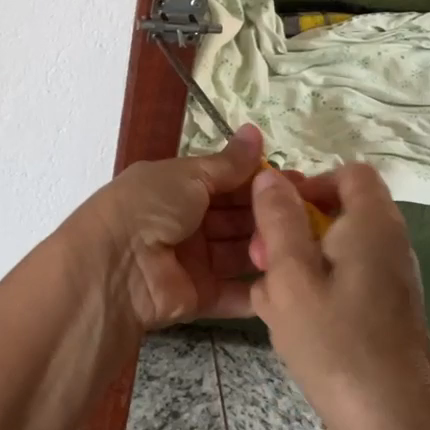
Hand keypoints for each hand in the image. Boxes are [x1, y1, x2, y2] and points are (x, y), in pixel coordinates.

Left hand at [68, 125, 290, 329]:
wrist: (115, 266)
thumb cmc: (149, 207)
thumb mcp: (187, 175)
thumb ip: (227, 163)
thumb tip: (255, 132)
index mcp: (176, 185)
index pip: (226, 180)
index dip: (260, 181)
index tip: (299, 182)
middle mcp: (185, 220)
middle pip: (235, 216)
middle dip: (268, 214)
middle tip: (314, 214)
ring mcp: (192, 260)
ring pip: (239, 252)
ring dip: (267, 248)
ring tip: (307, 244)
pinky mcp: (199, 297)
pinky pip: (235, 293)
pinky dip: (259, 289)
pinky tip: (294, 280)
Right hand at [249, 165, 429, 429]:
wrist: (392, 429)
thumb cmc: (336, 343)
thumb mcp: (291, 274)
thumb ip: (279, 219)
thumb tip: (271, 175)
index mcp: (374, 226)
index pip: (351, 174)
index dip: (311, 181)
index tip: (278, 211)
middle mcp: (389, 248)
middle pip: (338, 214)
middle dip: (293, 231)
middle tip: (264, 260)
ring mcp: (390, 286)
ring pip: (334, 254)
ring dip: (297, 268)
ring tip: (271, 300)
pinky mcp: (384, 318)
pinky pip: (343, 287)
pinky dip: (314, 295)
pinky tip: (289, 326)